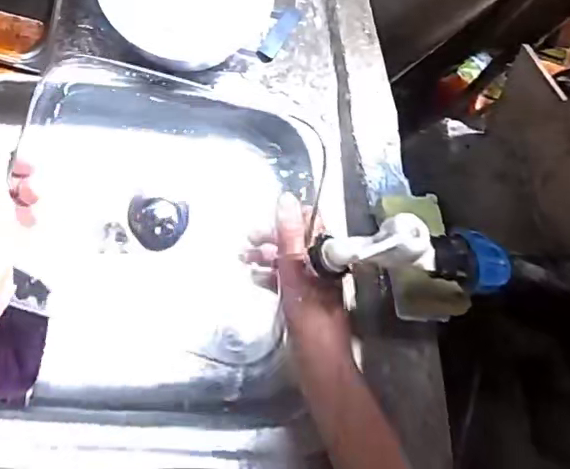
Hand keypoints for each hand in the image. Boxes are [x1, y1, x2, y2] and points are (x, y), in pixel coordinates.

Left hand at [0, 147, 37, 344]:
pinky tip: (28, 231)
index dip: (13, 166)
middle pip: (1, 185)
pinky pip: (9, 225)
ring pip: (8, 205)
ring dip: (24, 207)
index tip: (31, 171)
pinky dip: (21, 224)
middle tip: (34, 198)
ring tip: (32, 219)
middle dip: (22, 188)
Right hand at [247, 193, 350, 351]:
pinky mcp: (306, 301)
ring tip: (244, 258)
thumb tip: (286, 199)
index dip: (287, 217)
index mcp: (325, 257)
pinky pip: (287, 279)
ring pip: (289, 260)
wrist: (321, 371)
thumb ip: (289, 237)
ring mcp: (315, 284)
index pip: (310, 222)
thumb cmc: (309, 322)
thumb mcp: (294, 275)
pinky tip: (255, 278)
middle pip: (296, 241)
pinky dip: (271, 275)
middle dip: (271, 237)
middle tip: (248, 240)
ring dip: (267, 256)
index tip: (264, 220)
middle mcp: (322, 266)